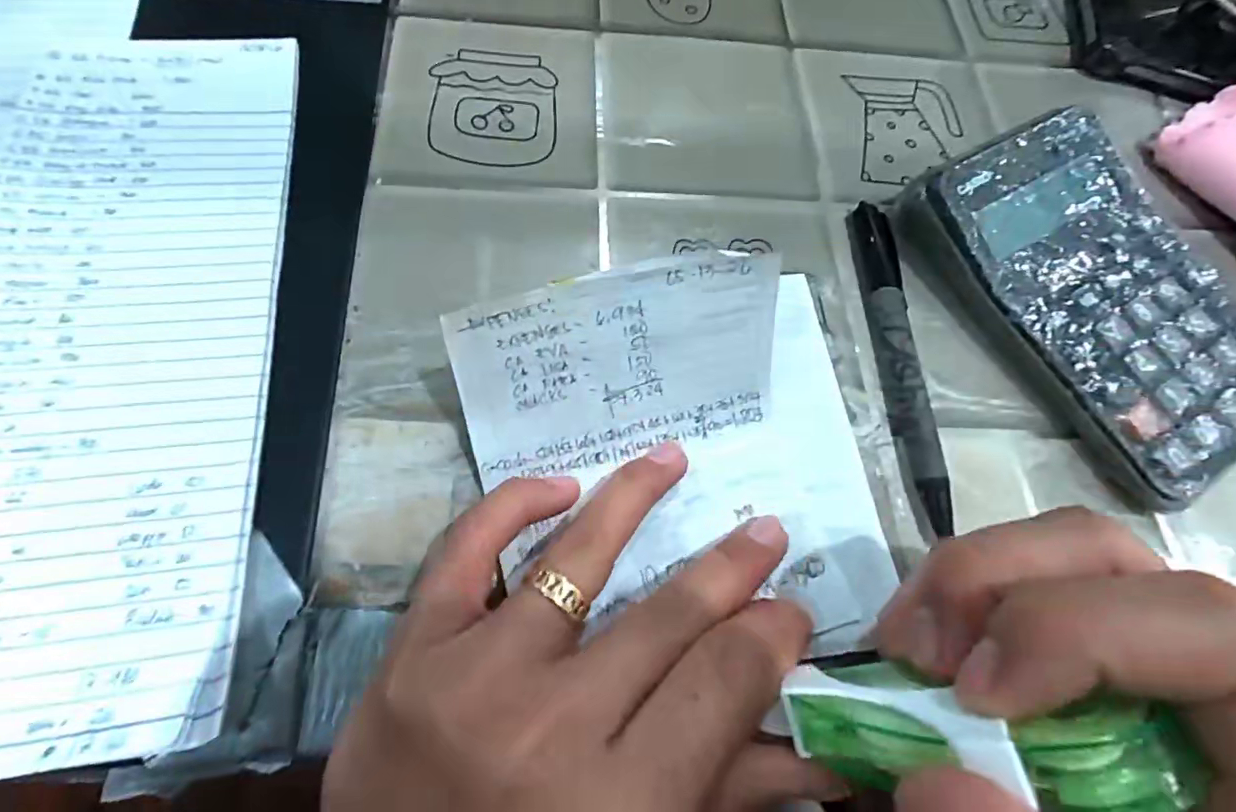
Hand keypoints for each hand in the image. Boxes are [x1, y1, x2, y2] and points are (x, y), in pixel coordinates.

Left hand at [322, 443, 846, 811]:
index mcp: (619, 804)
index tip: (788, 608)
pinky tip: (561, 486)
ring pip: (575, 560)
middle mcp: (549, 732)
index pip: (722, 680)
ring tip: (672, 459)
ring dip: (634, 496)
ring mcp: (474, 680)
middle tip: (765, 531)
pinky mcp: (412, 652)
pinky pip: (465, 550)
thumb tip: (823, 743)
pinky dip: (513, 505)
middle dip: (731, 567)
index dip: (769, 634)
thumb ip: (729, 790)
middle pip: (667, 618)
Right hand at [875, 508, 1235, 811]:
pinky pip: (1014, 592)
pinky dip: (950, 606)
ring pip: (1051, 555)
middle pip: (1110, 559)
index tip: (976, 696)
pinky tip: (909, 654)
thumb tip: (925, 779)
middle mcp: (1210, 682)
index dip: (1083, 631)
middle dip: (993, 578)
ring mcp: (1140, 660)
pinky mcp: (1084, 667)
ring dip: (957, 582)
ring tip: (898, 647)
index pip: (1223, 633)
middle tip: (914, 650)